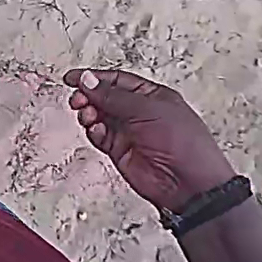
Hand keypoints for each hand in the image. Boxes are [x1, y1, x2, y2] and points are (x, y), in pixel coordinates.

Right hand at [64, 68, 236, 211]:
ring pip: (98, 116)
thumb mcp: (147, 110)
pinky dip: (94, 132)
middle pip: (103, 97)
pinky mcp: (119, 150)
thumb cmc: (184, 144)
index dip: (94, 78)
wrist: (187, 183)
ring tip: (87, 116)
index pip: (116, 80)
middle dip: (87, 96)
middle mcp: (138, 112)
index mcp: (151, 96)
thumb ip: (113, 96)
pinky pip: (99, 136)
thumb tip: (89, 81)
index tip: (73, 78)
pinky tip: (97, 132)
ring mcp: (128, 131)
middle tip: (78, 99)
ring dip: (88, 113)